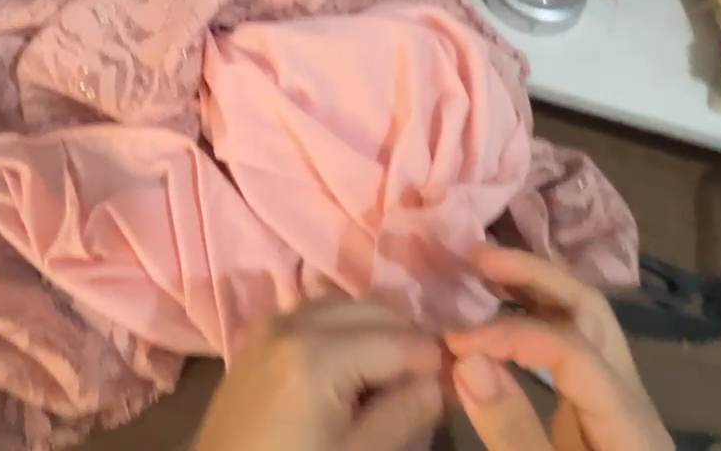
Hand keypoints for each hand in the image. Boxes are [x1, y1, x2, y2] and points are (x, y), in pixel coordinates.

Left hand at [194, 298, 447, 450]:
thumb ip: (405, 415)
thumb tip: (445, 379)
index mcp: (316, 354)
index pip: (400, 340)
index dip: (436, 360)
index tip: (461, 380)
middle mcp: (292, 321)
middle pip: (373, 310)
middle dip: (408, 339)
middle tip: (433, 382)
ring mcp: (271, 322)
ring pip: (346, 305)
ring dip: (377, 332)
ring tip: (396, 380)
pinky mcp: (259, 333)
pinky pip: (316, 314)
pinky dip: (345, 330)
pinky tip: (356, 369)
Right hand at [445, 244, 669, 450]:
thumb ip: (512, 432)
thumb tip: (466, 355)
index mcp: (634, 431)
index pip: (572, 351)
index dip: (510, 334)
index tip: (454, 342)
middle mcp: (634, 405)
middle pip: (591, 313)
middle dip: (533, 276)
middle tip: (474, 259)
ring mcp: (619, 409)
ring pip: (585, 323)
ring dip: (532, 289)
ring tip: (480, 272)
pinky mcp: (598, 420)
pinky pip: (569, 348)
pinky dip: (531, 320)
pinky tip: (494, 318)